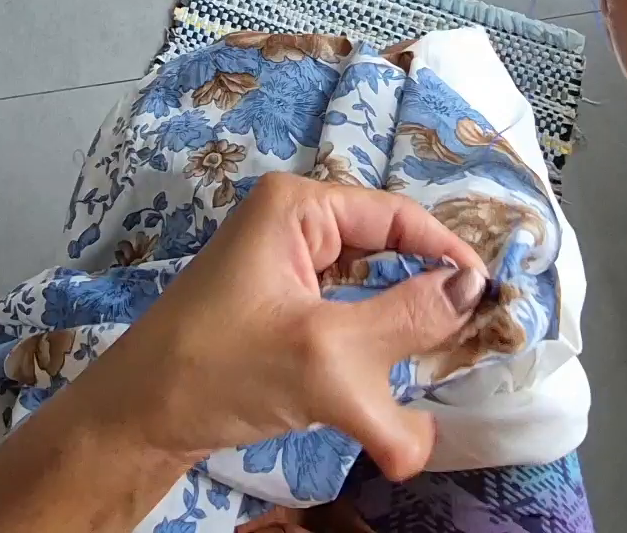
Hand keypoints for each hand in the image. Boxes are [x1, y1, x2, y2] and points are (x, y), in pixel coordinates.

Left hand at [60, 172, 488, 481]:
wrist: (137, 419)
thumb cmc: (222, 369)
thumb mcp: (324, 351)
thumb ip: (405, 319)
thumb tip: (471, 291)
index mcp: (297, 206)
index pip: (393, 214)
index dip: (446, 251)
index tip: (489, 298)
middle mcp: (291, 223)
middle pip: (382, 248)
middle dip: (420, 296)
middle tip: (465, 340)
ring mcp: (282, 264)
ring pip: (364, 286)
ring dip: (393, 331)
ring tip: (426, 367)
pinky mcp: (278, 304)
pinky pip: (341, 312)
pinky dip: (367, 346)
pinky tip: (381, 388)